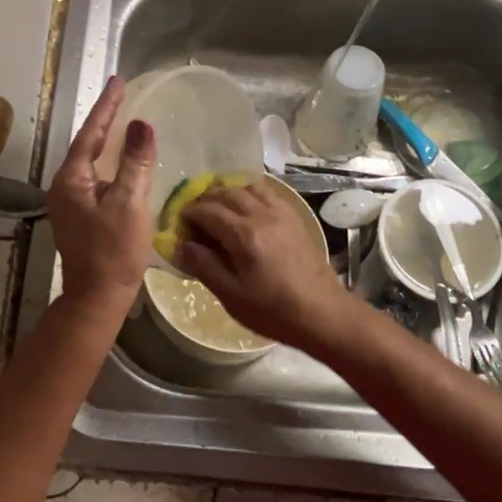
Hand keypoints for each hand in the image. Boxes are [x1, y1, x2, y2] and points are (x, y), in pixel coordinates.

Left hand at [48, 76, 156, 314]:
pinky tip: (126, 162)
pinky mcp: (82, 216)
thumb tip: (141, 124)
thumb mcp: (129, 204)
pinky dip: (112, 163)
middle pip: (88, 144)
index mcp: (72, 179)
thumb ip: (135, 162)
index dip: (106, 106)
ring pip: (92, 162)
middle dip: (106, 119)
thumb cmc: (113, 252)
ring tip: (125, 120)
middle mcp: (66, 186)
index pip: (91, 132)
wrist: (97, 300)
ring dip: (109, 141)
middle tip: (123, 94)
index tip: (118, 81)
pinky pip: (98, 178)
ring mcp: (71, 203)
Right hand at [177, 181, 358, 353]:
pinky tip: (247, 209)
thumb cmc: (273, 310)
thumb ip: (204, 266)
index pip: (207, 210)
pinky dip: (250, 194)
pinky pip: (268, 194)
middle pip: (226, 193)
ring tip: (219, 209)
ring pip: (248, 188)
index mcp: (243, 234)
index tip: (178, 222)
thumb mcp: (231, 295)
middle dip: (205, 199)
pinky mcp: (295, 218)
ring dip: (229, 192)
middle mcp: (261, 214)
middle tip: (194, 214)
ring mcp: (281, 213)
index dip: (189, 213)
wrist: (323, 314)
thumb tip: (180, 244)